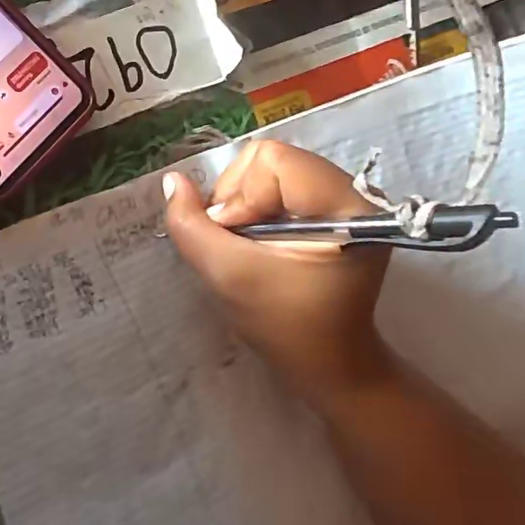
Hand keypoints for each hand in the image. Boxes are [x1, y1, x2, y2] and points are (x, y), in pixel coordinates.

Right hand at [162, 141, 393, 406]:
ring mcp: (342, 199)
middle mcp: (351, 192)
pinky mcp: (330, 209)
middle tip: (236, 242)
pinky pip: (278, 184)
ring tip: (246, 244)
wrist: (329, 365)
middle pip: (270, 160)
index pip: (273, 160)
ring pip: (270, 170)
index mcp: (345, 205)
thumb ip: (192, 226)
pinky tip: (258, 241)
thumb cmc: (286, 327)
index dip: (239, 194)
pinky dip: (255, 207)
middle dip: (238, 197)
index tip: (235, 239)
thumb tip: (172, 181)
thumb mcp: (228, 276)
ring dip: (243, 203)